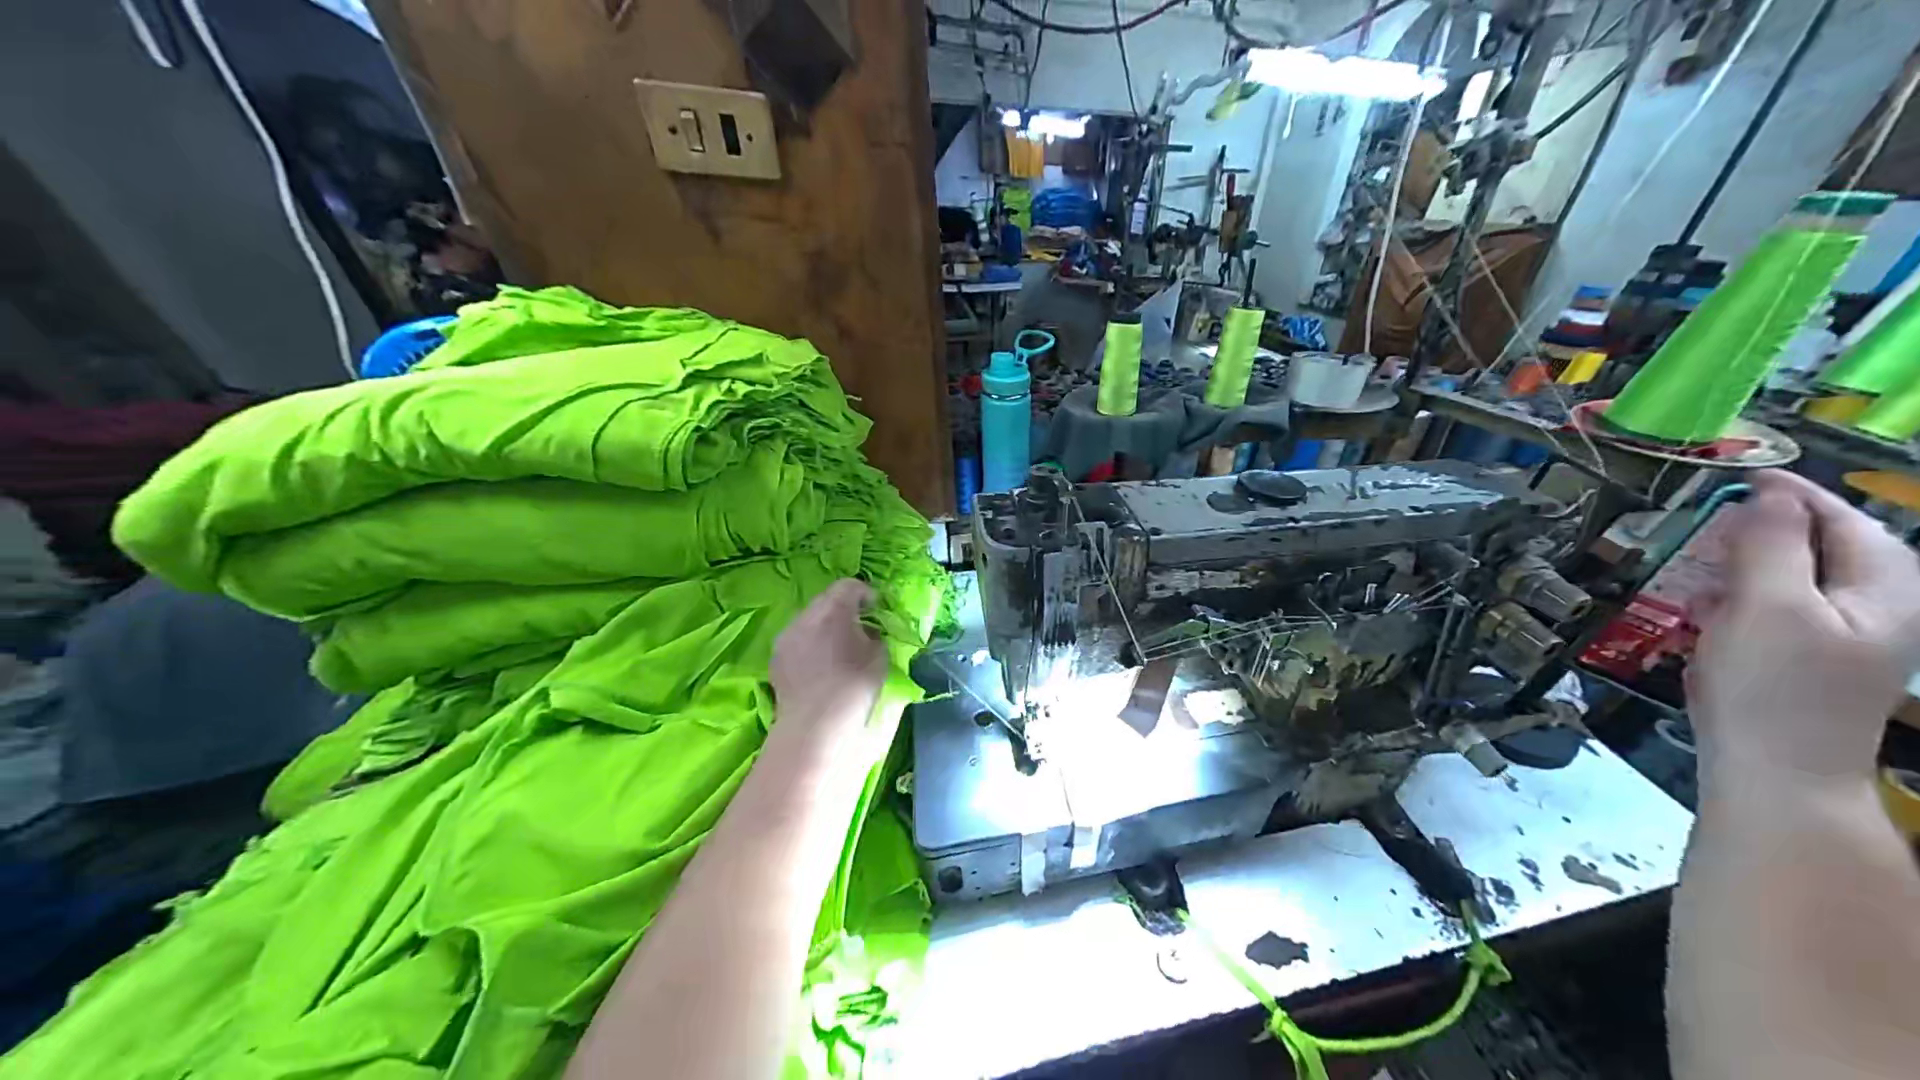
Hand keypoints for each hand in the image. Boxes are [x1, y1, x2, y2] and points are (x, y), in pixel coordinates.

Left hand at [769, 579, 887, 741]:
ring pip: (809, 619)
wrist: (815, 727)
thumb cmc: (854, 688)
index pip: (849, 586)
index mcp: (833, 610)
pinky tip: (819, 667)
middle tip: (858, 628)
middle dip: (843, 608)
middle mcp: (805, 616)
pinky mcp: (776, 657)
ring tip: (837, 648)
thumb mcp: (879, 657)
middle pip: (826, 600)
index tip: (876, 609)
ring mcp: (786, 636)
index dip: (865, 593)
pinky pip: (797, 640)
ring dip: (824, 626)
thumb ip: (874, 635)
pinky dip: (809, 644)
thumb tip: (866, 632)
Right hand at [1691, 471, 1919, 781]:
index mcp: (1883, 591)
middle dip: (1769, 530)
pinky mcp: (1807, 663)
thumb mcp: (1766, 606)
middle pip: (1826, 550)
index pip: (1845, 522)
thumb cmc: (1773, 685)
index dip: (1795, 494)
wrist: (1776, 771)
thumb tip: (1768, 493)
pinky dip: (1741, 600)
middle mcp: (1875, 611)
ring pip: (1797, 581)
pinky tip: (1707, 613)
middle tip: (1712, 521)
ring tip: (1701, 565)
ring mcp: (1843, 641)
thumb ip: (1769, 545)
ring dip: (1748, 566)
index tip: (1742, 475)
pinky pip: (1777, 612)